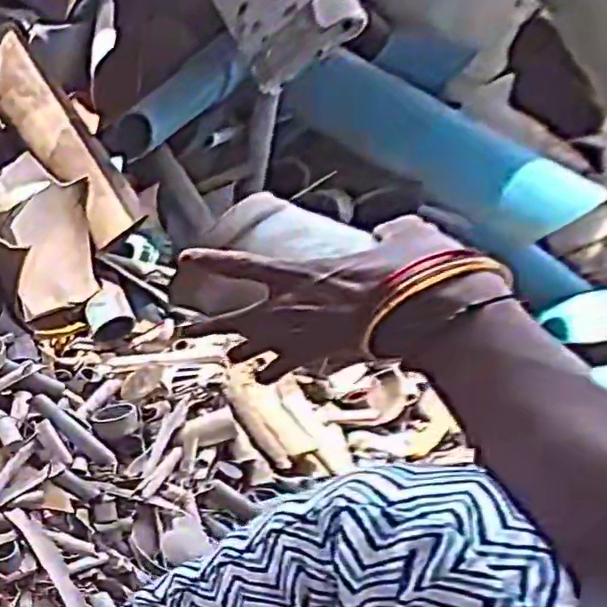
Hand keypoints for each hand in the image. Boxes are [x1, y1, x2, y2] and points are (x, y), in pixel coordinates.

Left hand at [180, 215, 508, 379]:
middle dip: (200, 328)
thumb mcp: (405, 237)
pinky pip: (272, 372)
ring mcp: (287, 337)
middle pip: (225, 321)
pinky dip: (270, 374)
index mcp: (294, 275)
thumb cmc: (415, 271)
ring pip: (242, 351)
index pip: (239, 265)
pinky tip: (267, 376)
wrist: (424, 312)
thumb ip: (389, 232)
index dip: (209, 261)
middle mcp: (279, 309)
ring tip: (231, 356)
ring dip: (237, 353)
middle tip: (182, 331)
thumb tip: (391, 230)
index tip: (185, 259)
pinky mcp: (302, 359)